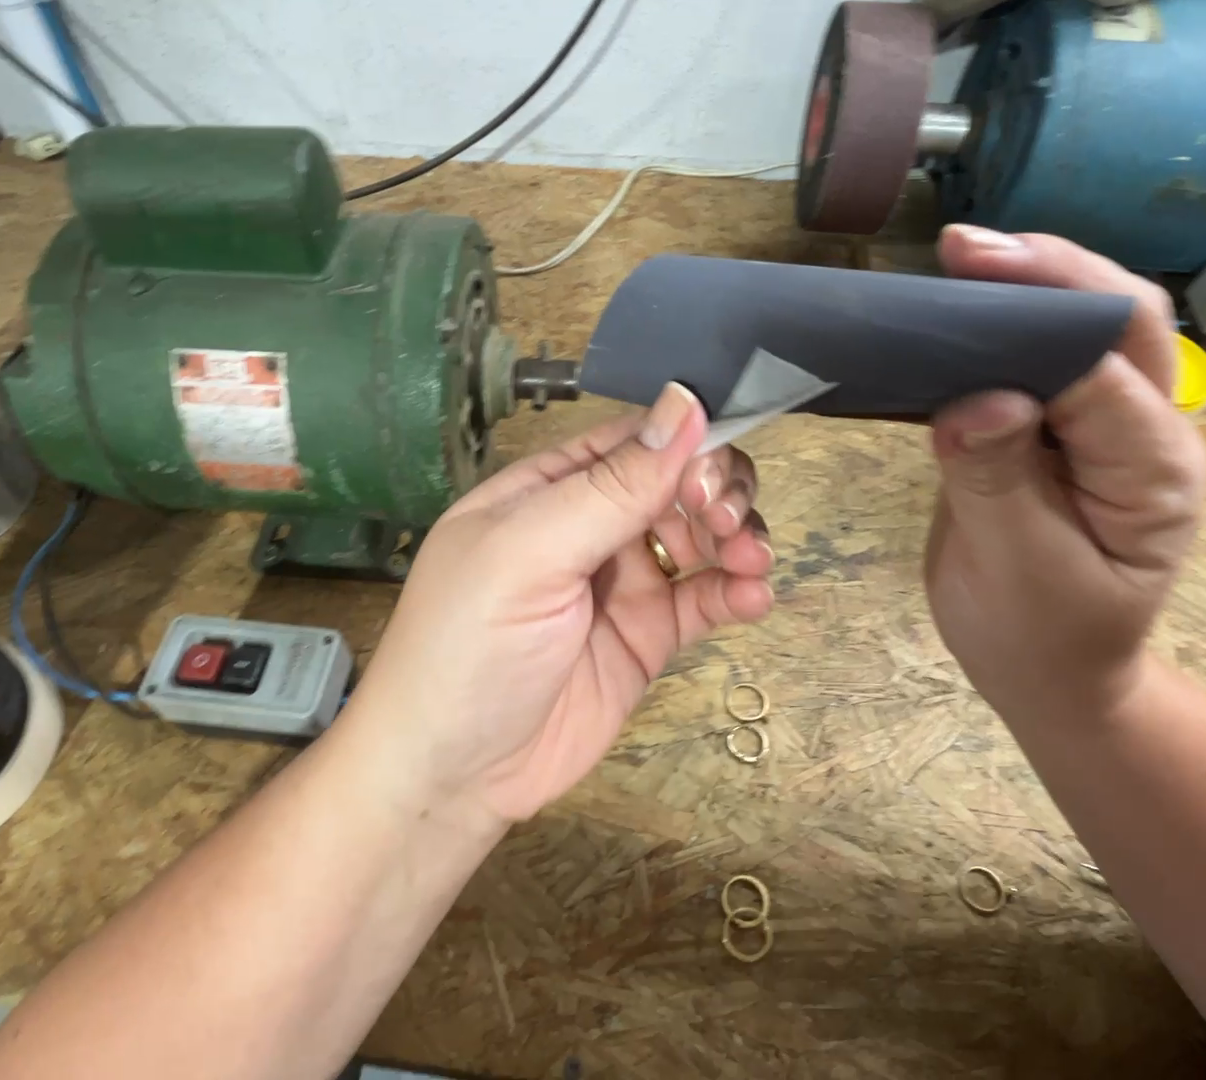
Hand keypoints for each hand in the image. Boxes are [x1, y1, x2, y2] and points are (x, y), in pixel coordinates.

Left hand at [347, 384, 775, 822]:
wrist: (453, 773)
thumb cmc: (469, 647)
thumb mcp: (529, 555)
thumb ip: (609, 486)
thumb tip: (685, 403)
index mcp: (548, 490)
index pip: (632, 441)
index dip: (682, 445)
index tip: (708, 477)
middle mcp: (588, 528)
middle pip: (676, 484)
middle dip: (715, 491)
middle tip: (724, 524)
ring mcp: (621, 584)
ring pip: (700, 538)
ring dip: (736, 538)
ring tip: (748, 563)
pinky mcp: (647, 638)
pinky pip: (704, 600)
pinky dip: (736, 592)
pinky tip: (752, 598)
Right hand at [924, 225, 1205, 723]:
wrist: (1046, 674)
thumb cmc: (1041, 638)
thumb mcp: (1021, 572)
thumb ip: (1000, 484)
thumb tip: (974, 399)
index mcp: (1152, 469)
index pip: (1106, 372)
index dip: (1040, 325)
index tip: (964, 294)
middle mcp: (1138, 433)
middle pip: (1116, 323)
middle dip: (1047, 273)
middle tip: (960, 247)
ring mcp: (1094, 430)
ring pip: (1076, 333)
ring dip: (1022, 288)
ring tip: (954, 261)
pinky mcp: (1047, 434)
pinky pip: (1030, 366)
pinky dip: (992, 332)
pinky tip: (950, 314)